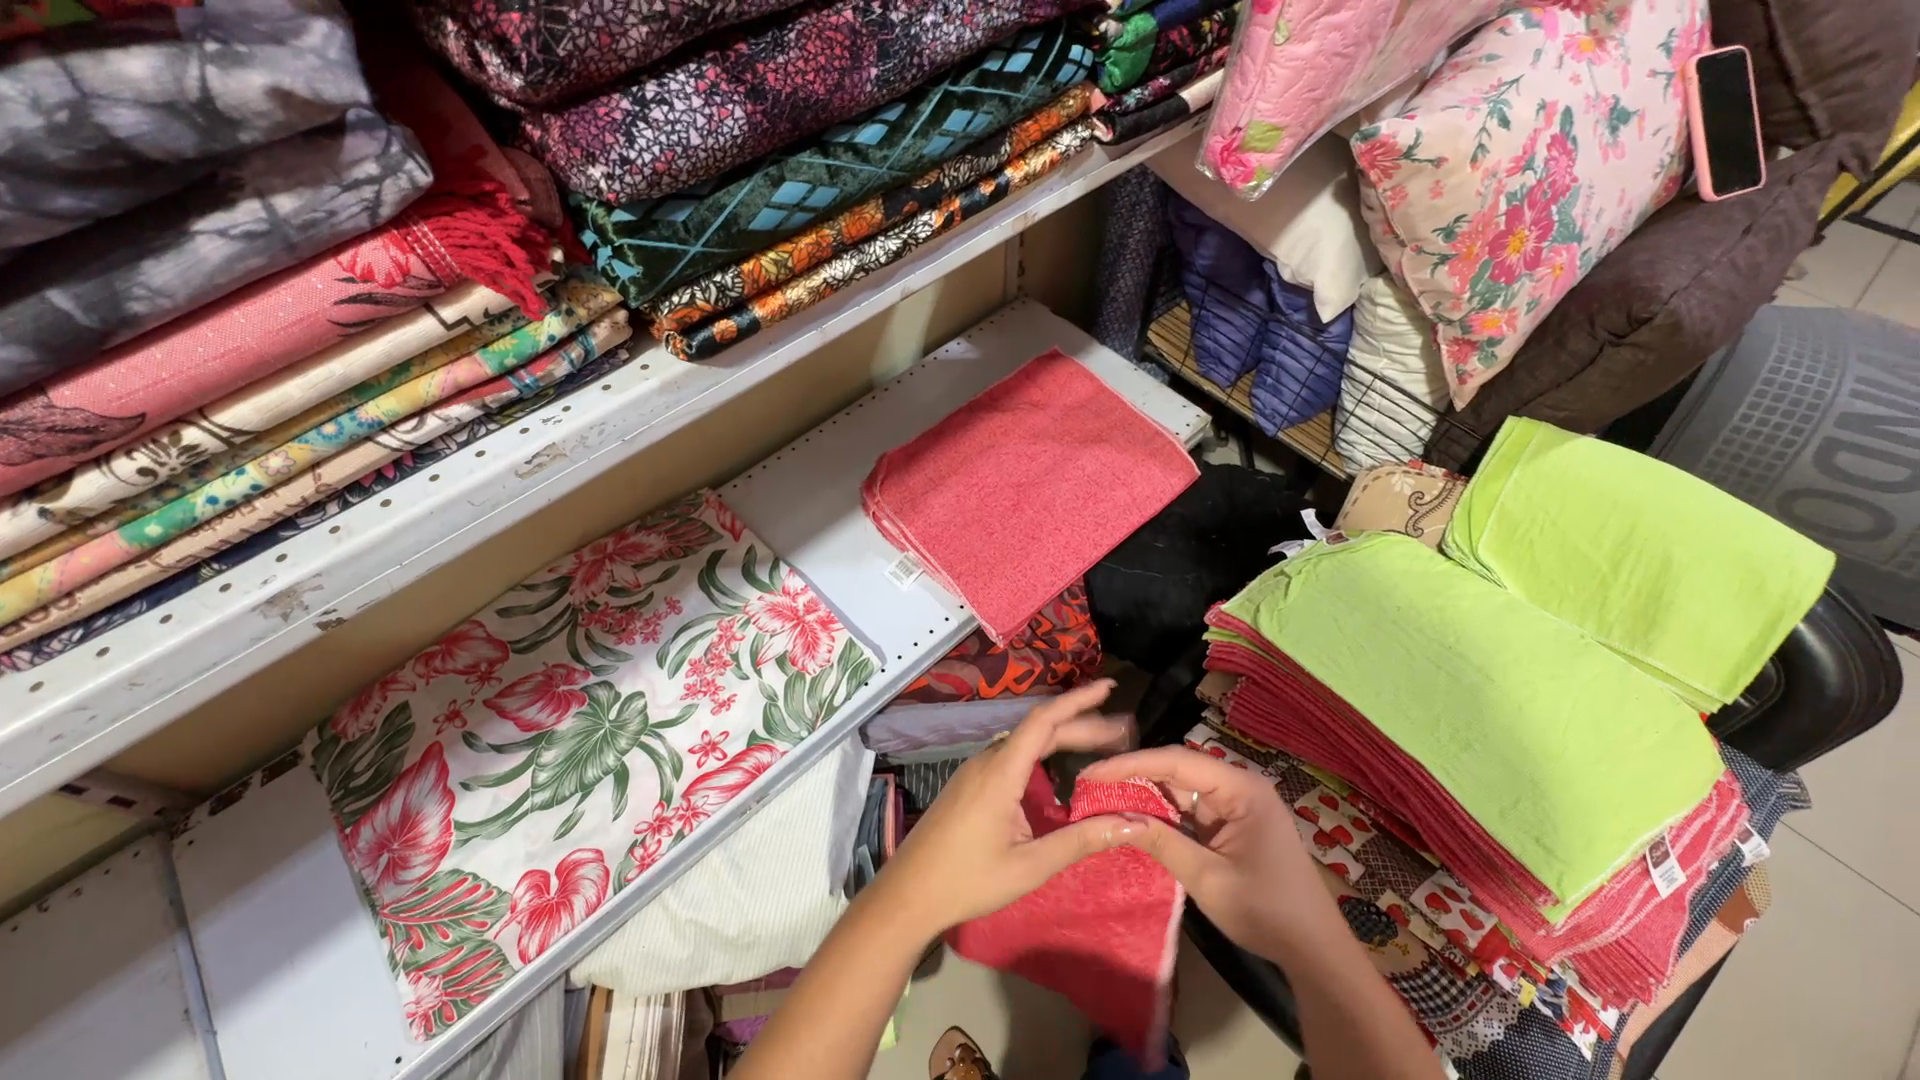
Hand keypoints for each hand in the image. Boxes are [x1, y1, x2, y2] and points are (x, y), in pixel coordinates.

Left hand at [868, 680, 1144, 937]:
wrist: (907, 895)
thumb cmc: (967, 881)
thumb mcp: (1030, 866)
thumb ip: (1081, 840)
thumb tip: (1133, 823)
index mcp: (1000, 773)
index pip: (1044, 722)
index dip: (1078, 701)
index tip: (1108, 686)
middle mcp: (986, 762)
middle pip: (1038, 731)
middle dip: (1081, 725)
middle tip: (1123, 731)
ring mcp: (973, 772)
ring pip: (1023, 743)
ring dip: (1060, 738)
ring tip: (1099, 745)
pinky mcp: (968, 786)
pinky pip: (1010, 757)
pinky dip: (1041, 754)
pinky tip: (1057, 770)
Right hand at [1079, 746, 1337, 963]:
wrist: (1314, 949)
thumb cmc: (1265, 910)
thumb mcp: (1207, 878)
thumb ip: (1161, 842)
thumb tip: (1114, 818)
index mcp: (1241, 789)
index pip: (1177, 761)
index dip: (1131, 763)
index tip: (1091, 772)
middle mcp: (1239, 787)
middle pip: (1178, 769)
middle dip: (1134, 775)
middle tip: (1090, 785)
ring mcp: (1236, 806)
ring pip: (1181, 789)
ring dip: (1145, 794)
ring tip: (1102, 797)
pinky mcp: (1232, 826)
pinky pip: (1190, 810)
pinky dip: (1162, 814)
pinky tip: (1133, 817)